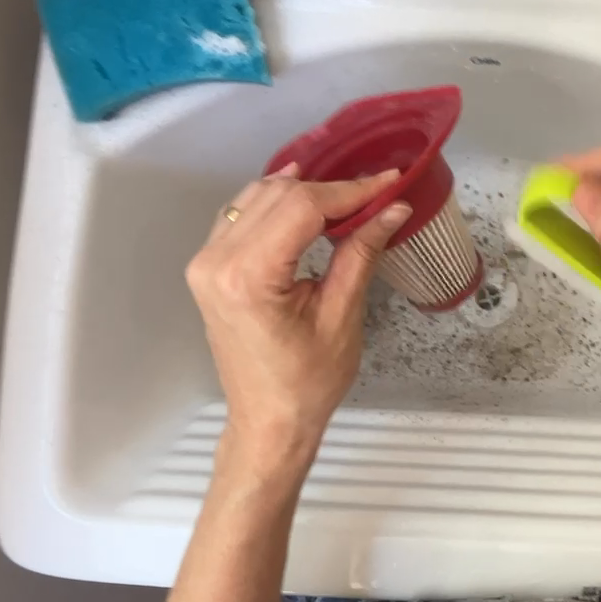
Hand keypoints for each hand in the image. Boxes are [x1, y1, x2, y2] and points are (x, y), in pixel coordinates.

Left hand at [185, 164, 410, 454]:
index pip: (302, 208)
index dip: (350, 190)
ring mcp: (206, 262)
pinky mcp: (209, 267)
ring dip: (303, 191)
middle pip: (278, 195)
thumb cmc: (309, 381)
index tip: (389, 181)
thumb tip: (394, 208)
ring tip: (348, 197)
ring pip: (257, 197)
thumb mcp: (342, 316)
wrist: (269, 420)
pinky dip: (275, 202)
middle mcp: (217, 261)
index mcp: (249, 277)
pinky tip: (303, 199)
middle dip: (331, 189)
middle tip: (376, 192)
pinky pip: (241, 214)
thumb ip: (361, 253)